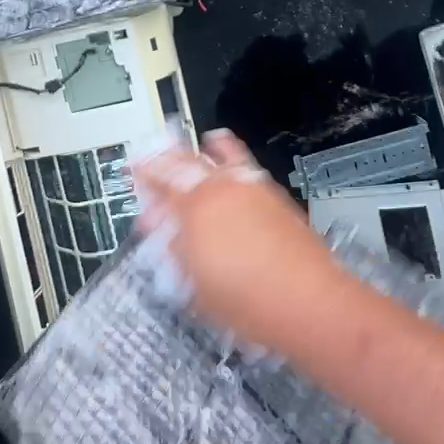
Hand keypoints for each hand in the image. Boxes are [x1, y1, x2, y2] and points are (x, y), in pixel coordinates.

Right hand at [134, 130, 355, 349]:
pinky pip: (240, 158)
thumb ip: (175, 251)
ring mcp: (245, 187)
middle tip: (148, 159)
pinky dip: (225, 146)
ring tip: (174, 143)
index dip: (143, 177)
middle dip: (159, 161)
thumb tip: (162, 234)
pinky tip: (220, 140)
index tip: (134, 172)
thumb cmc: (254, 302)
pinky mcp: (268, 191)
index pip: (159, 184)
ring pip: (208, 156)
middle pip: (179, 164)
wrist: (310, 303)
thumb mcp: (196, 284)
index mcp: (193, 212)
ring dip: (188, 151)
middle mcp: (217, 191)